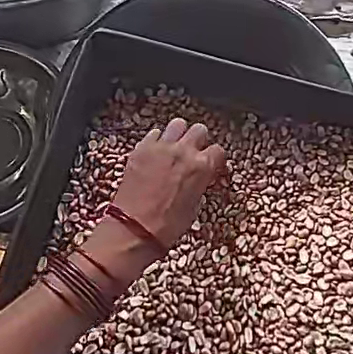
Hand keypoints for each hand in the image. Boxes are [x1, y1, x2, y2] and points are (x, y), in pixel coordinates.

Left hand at [95, 118, 225, 282]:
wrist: (134, 228)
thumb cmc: (167, 225)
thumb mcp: (194, 206)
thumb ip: (199, 184)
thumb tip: (199, 178)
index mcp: (201, 167)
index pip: (218, 150)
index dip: (216, 158)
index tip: (212, 164)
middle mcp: (183, 151)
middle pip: (200, 130)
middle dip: (199, 140)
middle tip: (194, 153)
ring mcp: (160, 147)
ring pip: (177, 125)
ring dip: (179, 134)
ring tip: (175, 147)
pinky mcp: (141, 149)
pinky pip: (154, 134)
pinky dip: (157, 140)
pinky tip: (156, 152)